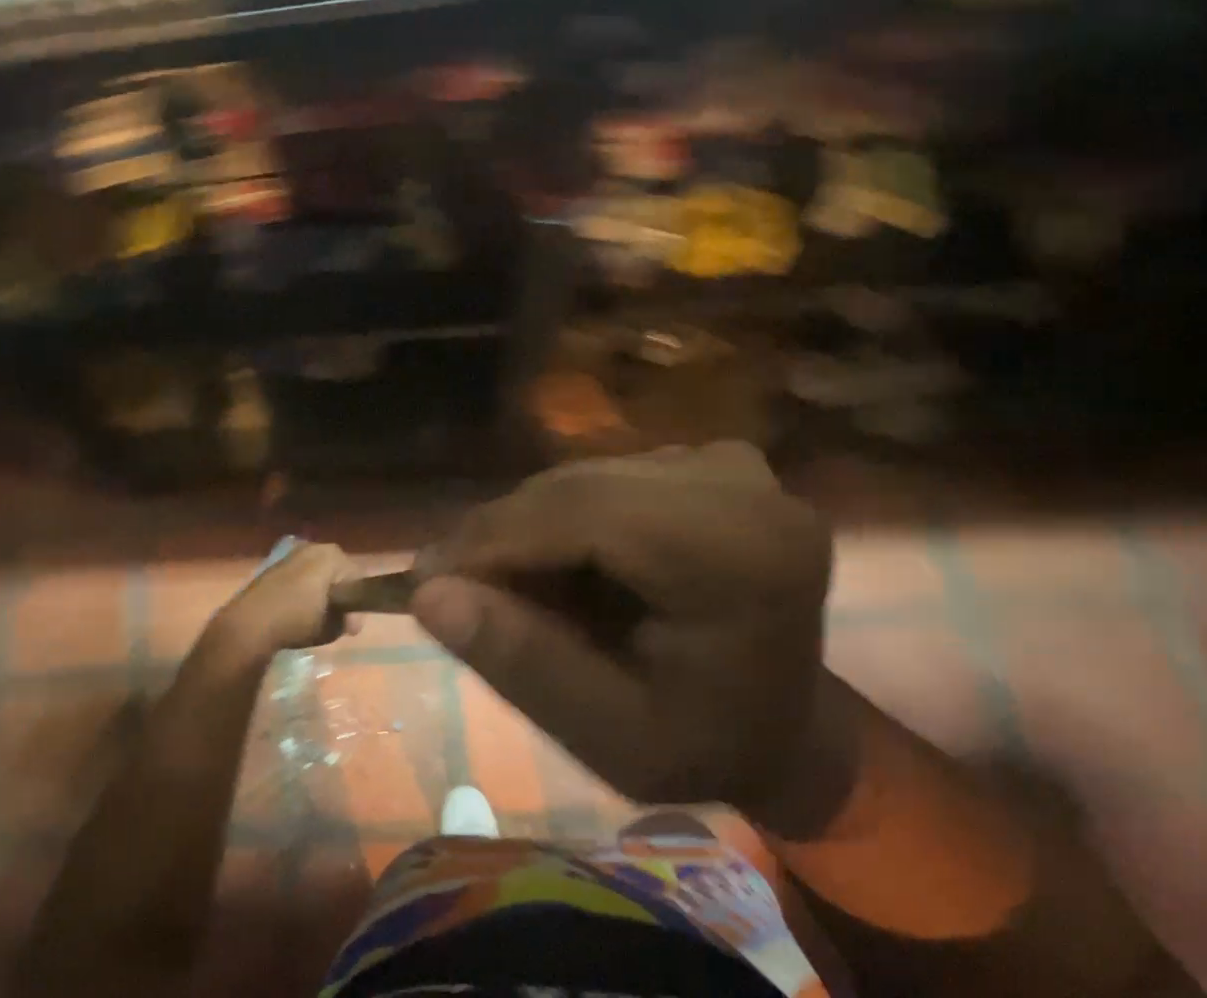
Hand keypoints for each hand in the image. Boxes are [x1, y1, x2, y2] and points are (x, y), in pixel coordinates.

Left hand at [207, 541, 360, 655]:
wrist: (251, 623)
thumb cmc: (298, 620)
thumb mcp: (333, 626)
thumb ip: (348, 620)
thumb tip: (350, 621)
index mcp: (331, 555)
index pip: (357, 578)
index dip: (359, 605)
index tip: (353, 628)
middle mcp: (312, 547)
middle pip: (336, 573)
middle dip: (340, 595)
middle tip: (339, 622)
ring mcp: (291, 554)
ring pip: (316, 574)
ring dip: (321, 592)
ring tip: (319, 618)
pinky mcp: (273, 566)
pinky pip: (298, 578)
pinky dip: (303, 591)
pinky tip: (299, 611)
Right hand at [412, 443, 839, 824]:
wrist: (786, 726)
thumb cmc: (704, 745)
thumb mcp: (610, 738)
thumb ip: (523, 664)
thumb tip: (427, 593)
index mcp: (739, 555)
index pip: (585, 516)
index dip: (493, 541)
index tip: (420, 582)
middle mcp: (741, 486)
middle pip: (577, 488)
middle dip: (499, 538)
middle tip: (443, 591)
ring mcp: (726, 463)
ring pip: (579, 478)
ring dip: (524, 530)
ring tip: (499, 594)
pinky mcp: (706, 461)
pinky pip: (599, 478)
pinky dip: (558, 521)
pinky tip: (555, 573)